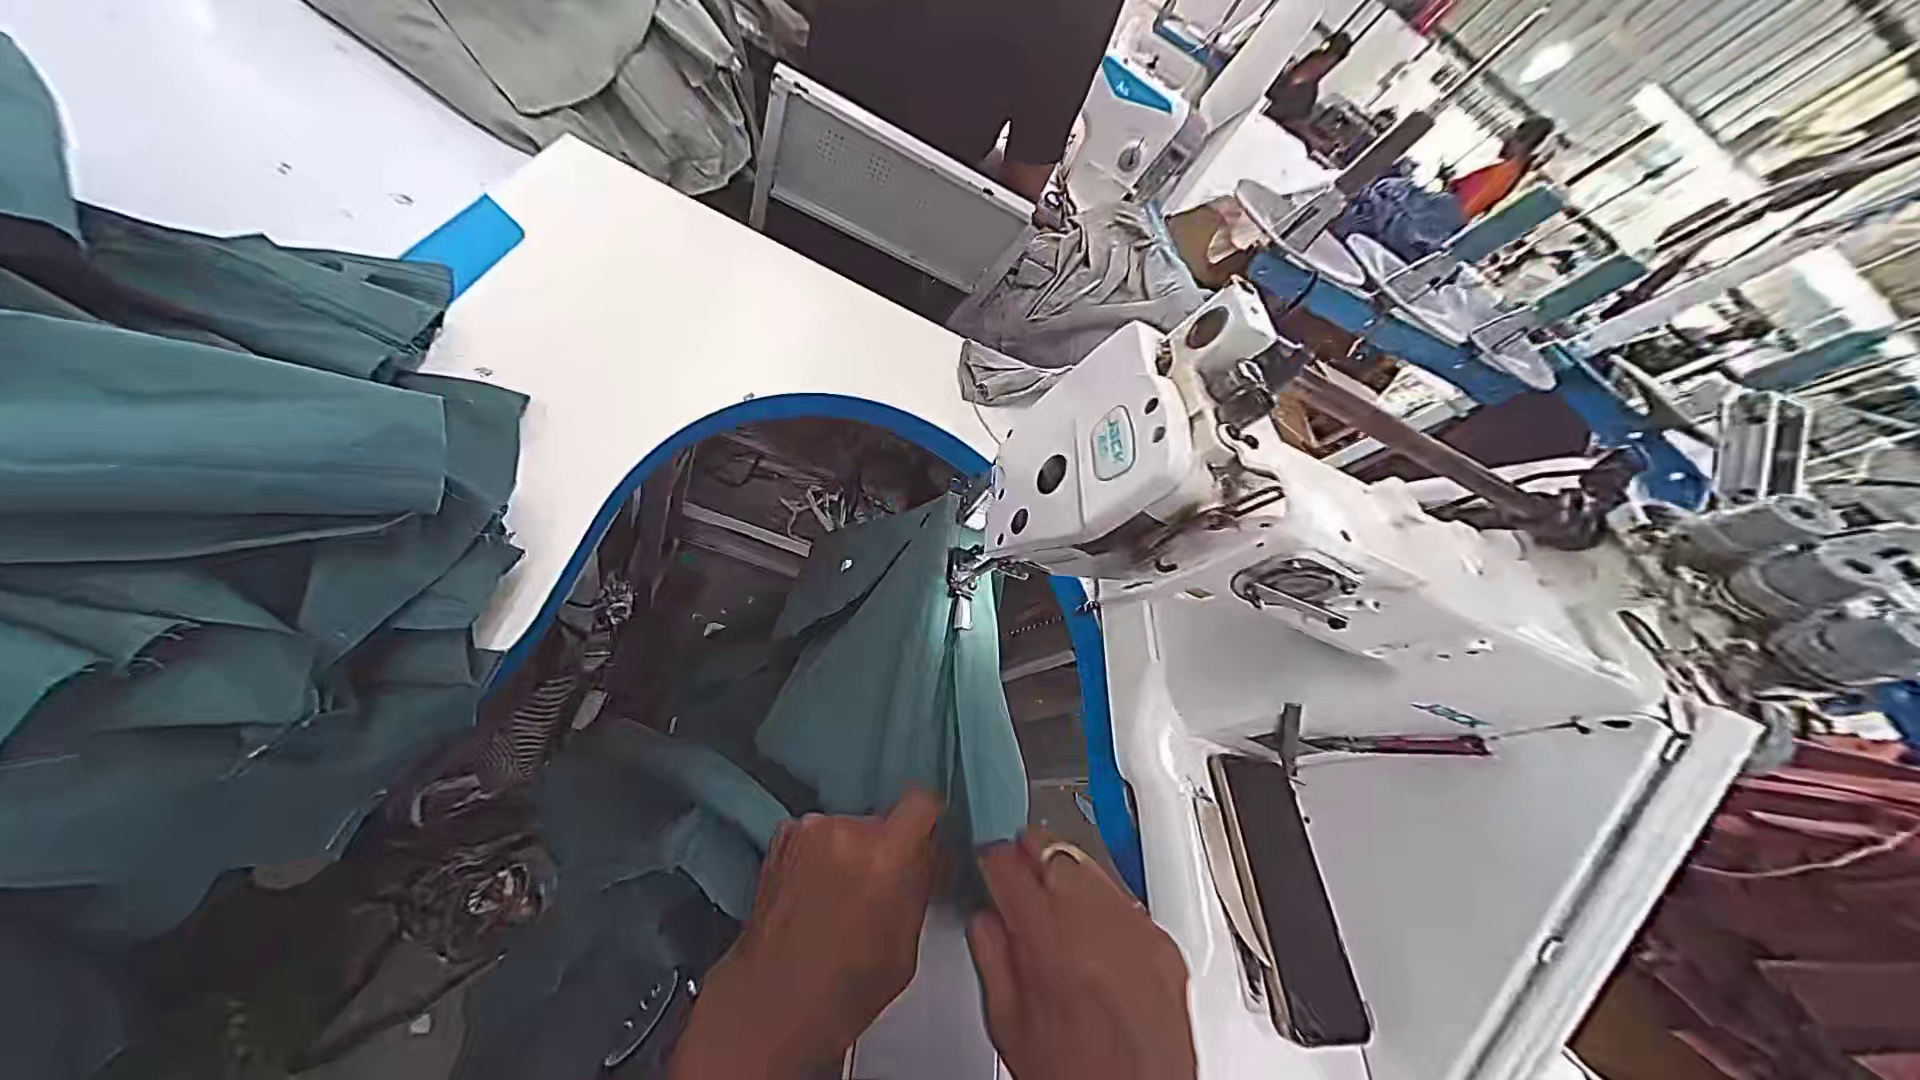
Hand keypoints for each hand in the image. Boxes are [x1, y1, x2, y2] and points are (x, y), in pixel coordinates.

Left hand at [668, 790, 940, 1078]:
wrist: (771, 1002)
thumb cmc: (840, 988)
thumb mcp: (906, 943)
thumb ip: (920, 883)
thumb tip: (928, 854)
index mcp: (886, 856)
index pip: (921, 801)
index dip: (926, 820)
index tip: (925, 833)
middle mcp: (846, 831)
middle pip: (883, 819)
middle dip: (885, 846)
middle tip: (878, 885)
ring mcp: (810, 830)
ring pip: (850, 827)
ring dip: (851, 850)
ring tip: (839, 894)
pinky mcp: (784, 836)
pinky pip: (819, 833)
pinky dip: (821, 853)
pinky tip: (816, 890)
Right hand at [969, 833, 1196, 1079]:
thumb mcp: (1009, 1024)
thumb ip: (991, 957)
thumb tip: (984, 917)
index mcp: (1050, 943)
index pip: (1010, 867)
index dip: (993, 856)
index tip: (989, 857)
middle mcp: (1096, 924)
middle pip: (1053, 852)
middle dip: (1029, 852)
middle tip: (1016, 863)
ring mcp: (1135, 929)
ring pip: (1089, 864)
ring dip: (1064, 870)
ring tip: (1050, 892)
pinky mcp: (1163, 942)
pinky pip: (1122, 897)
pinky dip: (1100, 900)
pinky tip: (1089, 923)